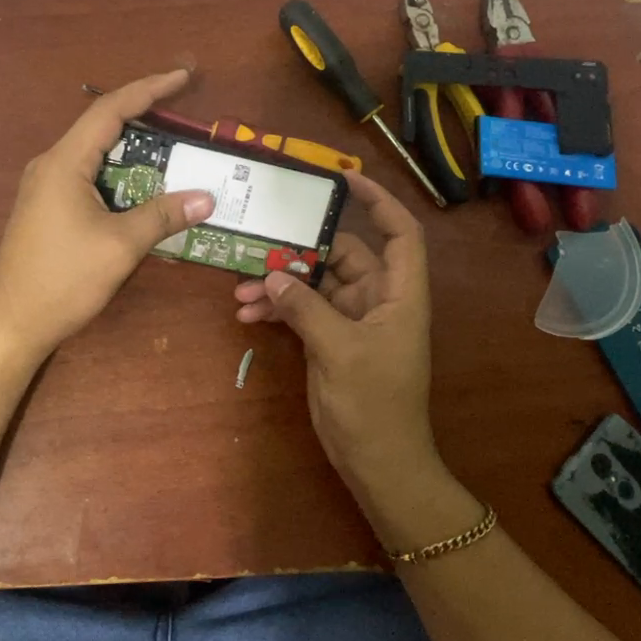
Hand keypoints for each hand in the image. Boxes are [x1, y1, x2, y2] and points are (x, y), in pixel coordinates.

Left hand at [0, 70, 214, 363]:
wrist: (12, 323)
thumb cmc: (62, 280)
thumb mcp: (120, 246)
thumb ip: (162, 215)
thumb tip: (207, 198)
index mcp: (64, 163)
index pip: (111, 111)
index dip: (149, 90)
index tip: (183, 77)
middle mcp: (51, 166)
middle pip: (102, 128)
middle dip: (145, 118)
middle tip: (185, 116)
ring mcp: (45, 188)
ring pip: (95, 156)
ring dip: (133, 153)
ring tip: (174, 152)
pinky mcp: (47, 209)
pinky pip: (88, 178)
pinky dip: (119, 177)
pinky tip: (143, 190)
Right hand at [233, 172, 437, 484]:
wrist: (377, 461)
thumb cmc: (374, 404)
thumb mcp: (340, 351)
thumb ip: (306, 308)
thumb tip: (272, 274)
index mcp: (399, 294)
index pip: (400, 233)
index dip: (380, 202)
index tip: (344, 179)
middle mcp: (378, 299)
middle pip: (342, 254)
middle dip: (300, 251)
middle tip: (259, 245)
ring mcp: (353, 320)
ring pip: (314, 283)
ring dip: (279, 284)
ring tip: (240, 292)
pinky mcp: (331, 339)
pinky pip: (302, 310)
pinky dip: (277, 309)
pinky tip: (247, 314)